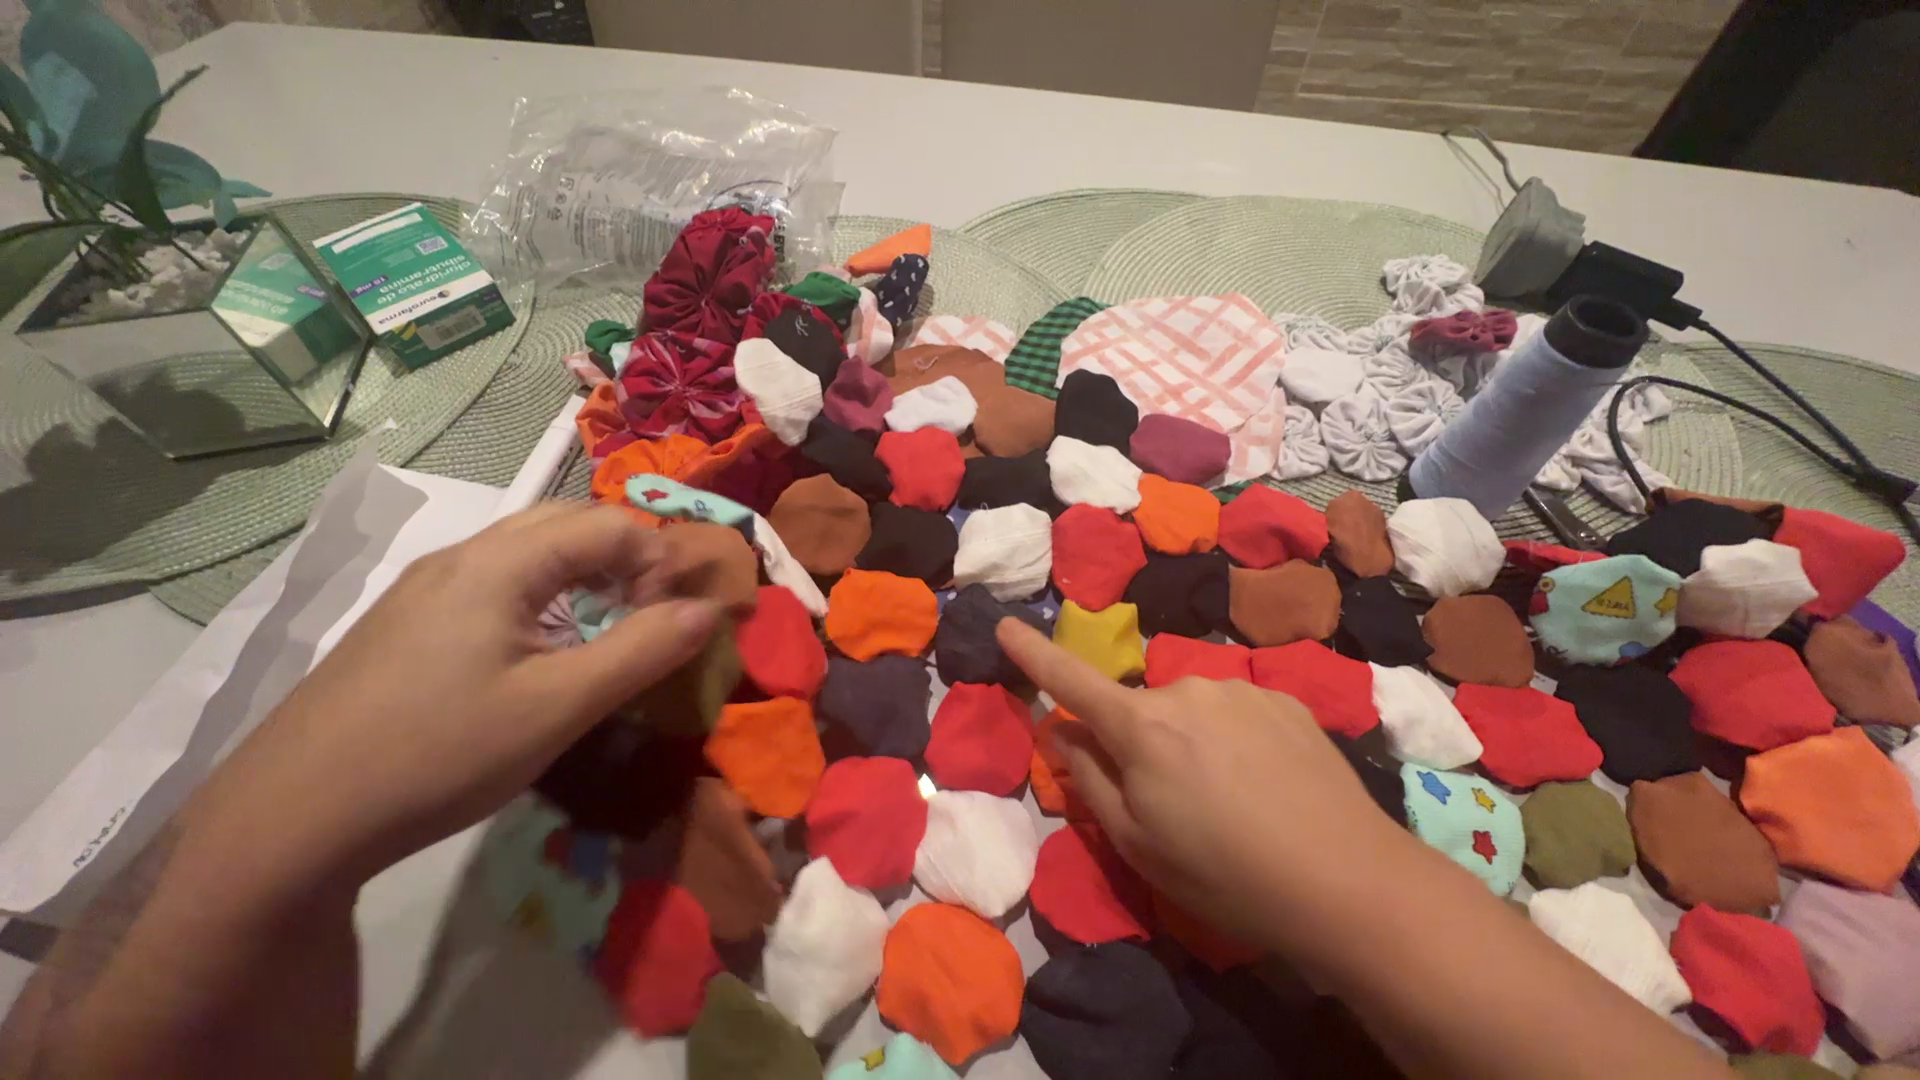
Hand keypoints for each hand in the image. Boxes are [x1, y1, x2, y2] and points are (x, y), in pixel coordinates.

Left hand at [193, 503, 721, 890]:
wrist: (290, 820)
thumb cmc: (441, 753)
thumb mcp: (559, 706)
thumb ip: (642, 651)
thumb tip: (709, 610)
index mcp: (499, 563)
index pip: (609, 524)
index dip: (658, 562)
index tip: (671, 622)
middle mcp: (460, 557)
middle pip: (566, 523)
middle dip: (625, 557)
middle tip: (648, 613)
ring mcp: (426, 589)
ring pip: (528, 552)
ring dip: (584, 574)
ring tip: (607, 628)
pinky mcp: (408, 624)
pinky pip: (496, 583)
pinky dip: (545, 596)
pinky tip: (542, 651)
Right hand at [996, 618, 1413, 952]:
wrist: (1348, 881)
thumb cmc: (1225, 874)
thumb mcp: (1137, 843)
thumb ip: (1088, 777)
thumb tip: (1059, 730)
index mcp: (1141, 727)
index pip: (1070, 680)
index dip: (1032, 653)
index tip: (1004, 624)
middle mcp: (1186, 690)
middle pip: (1138, 708)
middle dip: (1139, 741)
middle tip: (1174, 803)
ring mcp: (1240, 689)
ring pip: (1188, 708)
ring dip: (1189, 740)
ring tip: (1230, 799)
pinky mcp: (1285, 699)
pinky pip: (1234, 710)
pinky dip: (1233, 738)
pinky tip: (1266, 783)